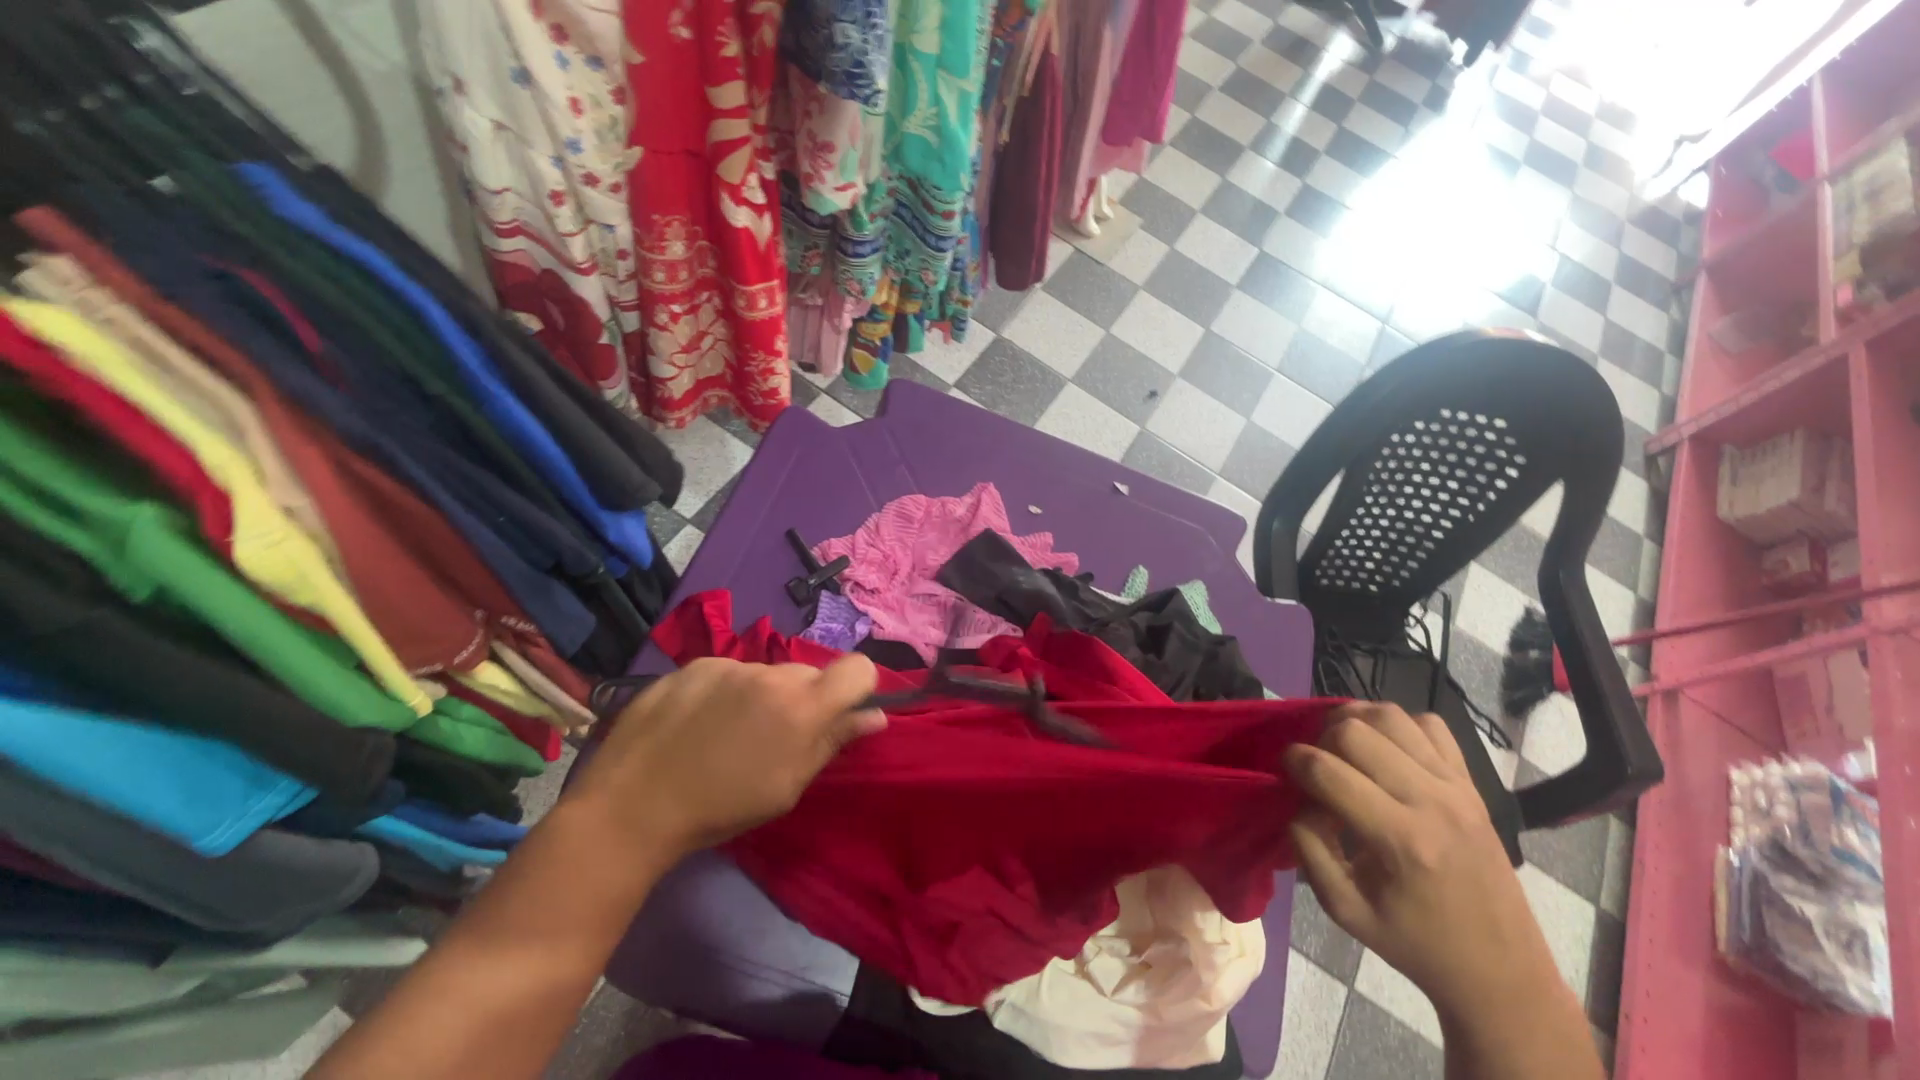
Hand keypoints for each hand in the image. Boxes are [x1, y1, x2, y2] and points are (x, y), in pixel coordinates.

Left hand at [569, 655, 883, 858]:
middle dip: (804, 699)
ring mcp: (726, 665)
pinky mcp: (690, 665)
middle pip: (808, 673)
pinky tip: (696, 725)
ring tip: (727, 735)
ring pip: (764, 673)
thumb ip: (832, 743)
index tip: (841, 715)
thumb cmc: (720, 809)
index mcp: (800, 708)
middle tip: (775, 738)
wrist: (631, 807)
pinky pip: (726, 672)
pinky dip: (724, 692)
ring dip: (761, 696)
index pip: (858, 668)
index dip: (858, 688)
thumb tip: (874, 716)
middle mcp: (768, 674)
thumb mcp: (787, 788)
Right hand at [1285, 702, 1561, 1022]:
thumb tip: (1301, 799)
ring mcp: (1458, 786)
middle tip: (1315, 764)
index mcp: (1400, 840)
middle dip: (1320, 738)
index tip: (1284, 770)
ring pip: (1392, 715)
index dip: (1293, 761)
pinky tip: (1385, 750)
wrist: (1498, 965)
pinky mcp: (1472, 782)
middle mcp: (1431, 801)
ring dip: (1356, 721)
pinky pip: (1430, 725)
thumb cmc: (1414, 942)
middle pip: (1356, 730)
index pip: (1328, 771)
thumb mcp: (1344, 909)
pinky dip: (1398, 725)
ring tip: (1343, 747)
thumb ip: (1310, 847)